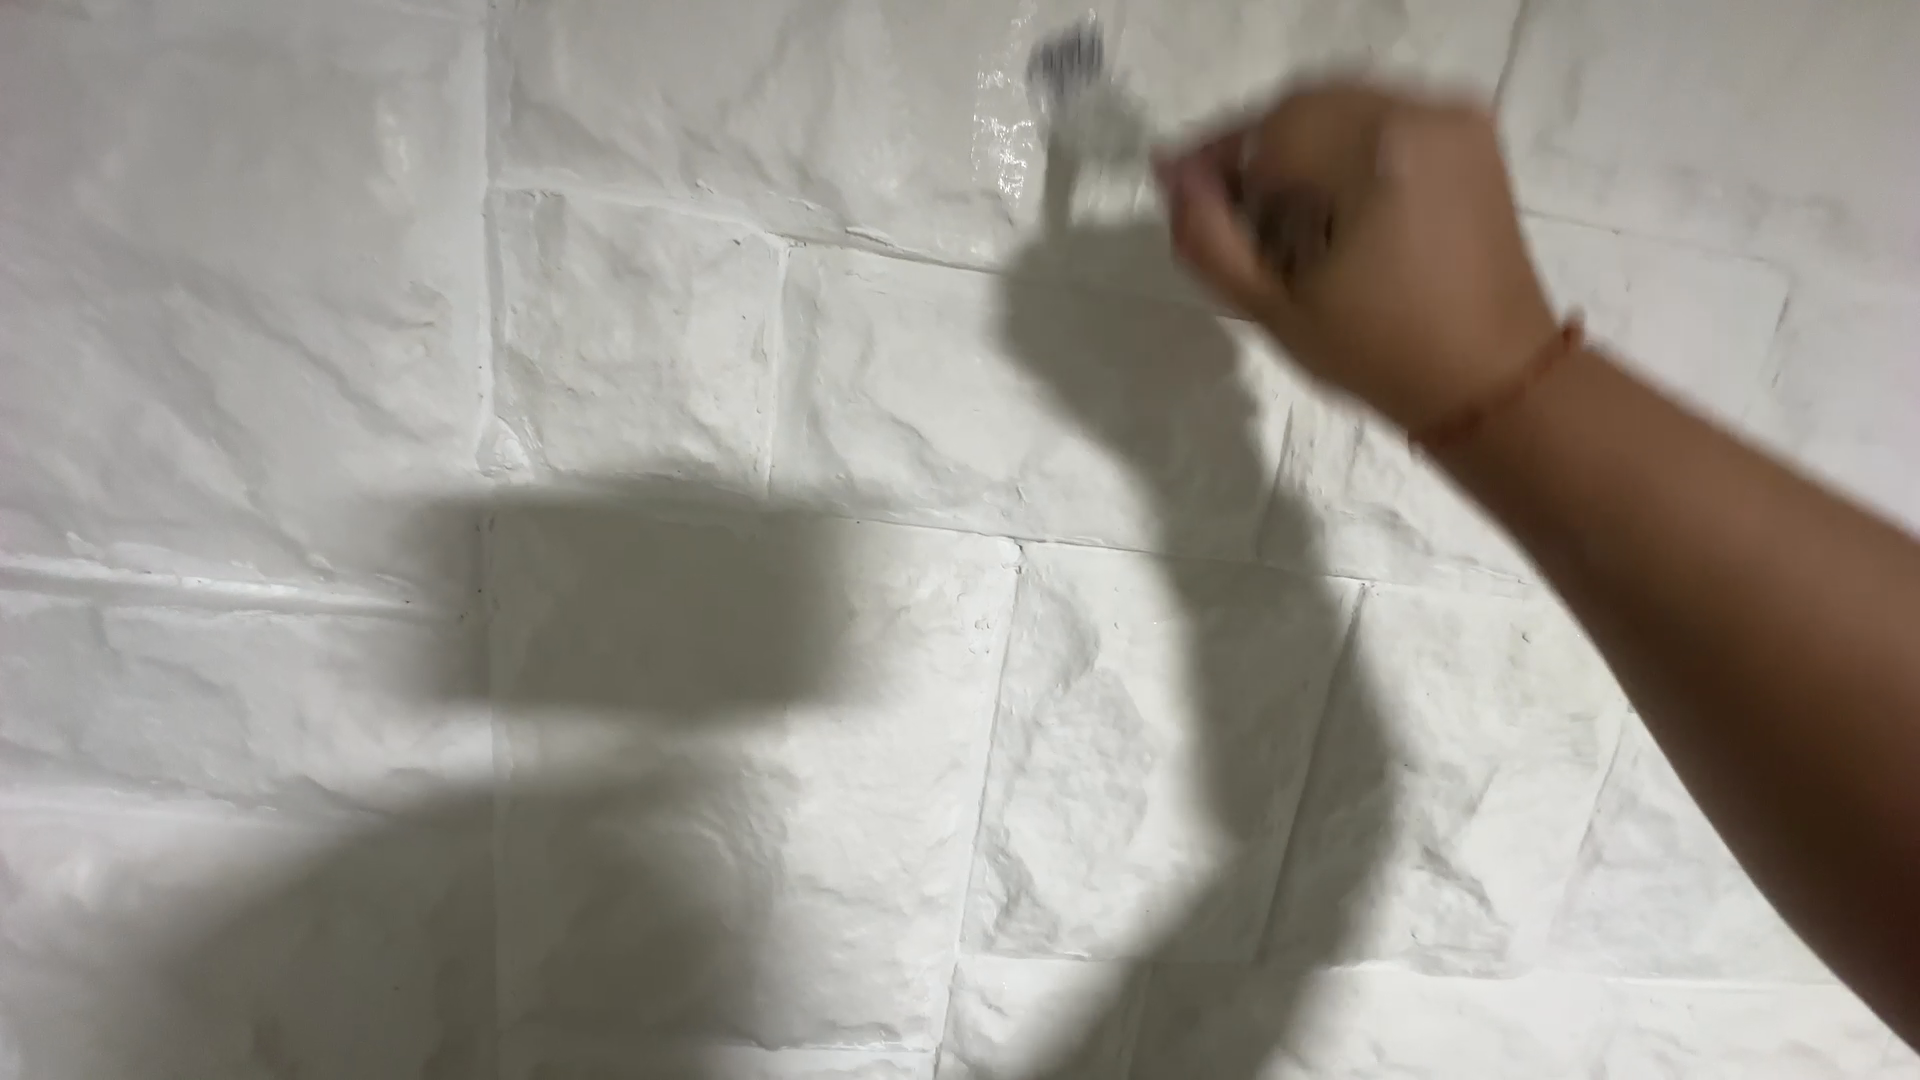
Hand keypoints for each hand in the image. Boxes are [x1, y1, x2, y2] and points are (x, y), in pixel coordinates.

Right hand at [1153, 81, 1558, 431]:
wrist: (1487, 377)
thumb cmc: (1374, 352)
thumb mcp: (1271, 309)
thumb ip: (1209, 240)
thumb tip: (1173, 179)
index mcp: (1376, 153)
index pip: (1268, 128)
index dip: (1212, 156)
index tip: (1174, 188)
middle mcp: (1422, 112)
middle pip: (1304, 107)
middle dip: (1250, 153)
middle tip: (1213, 206)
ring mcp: (1455, 120)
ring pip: (1340, 109)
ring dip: (1289, 151)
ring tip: (1263, 216)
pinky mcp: (1469, 139)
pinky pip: (1380, 122)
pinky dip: (1334, 152)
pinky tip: (1316, 206)